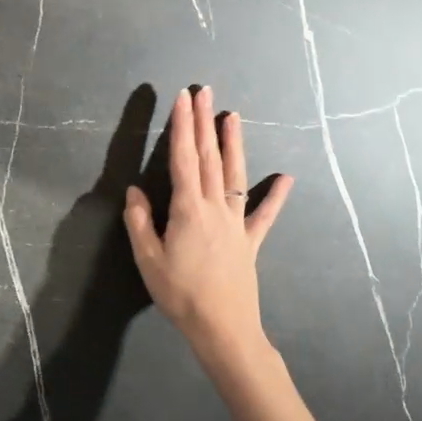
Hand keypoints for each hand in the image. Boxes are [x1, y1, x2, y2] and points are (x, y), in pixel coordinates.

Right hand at [124, 87, 292, 361]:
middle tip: (203, 92)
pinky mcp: (250, 241)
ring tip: (233, 116)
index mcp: (187, 208)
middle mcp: (215, 207)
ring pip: (236, 176)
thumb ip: (139, 220)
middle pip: (208, 157)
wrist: (223, 328)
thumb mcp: (147, 257)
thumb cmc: (179, 293)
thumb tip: (134, 190)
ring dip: (233, 144)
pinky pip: (264, 215)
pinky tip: (287, 179)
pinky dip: (275, 196)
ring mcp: (236, 223)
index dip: (180, 126)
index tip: (181, 99)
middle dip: (204, 122)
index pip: (182, 158)